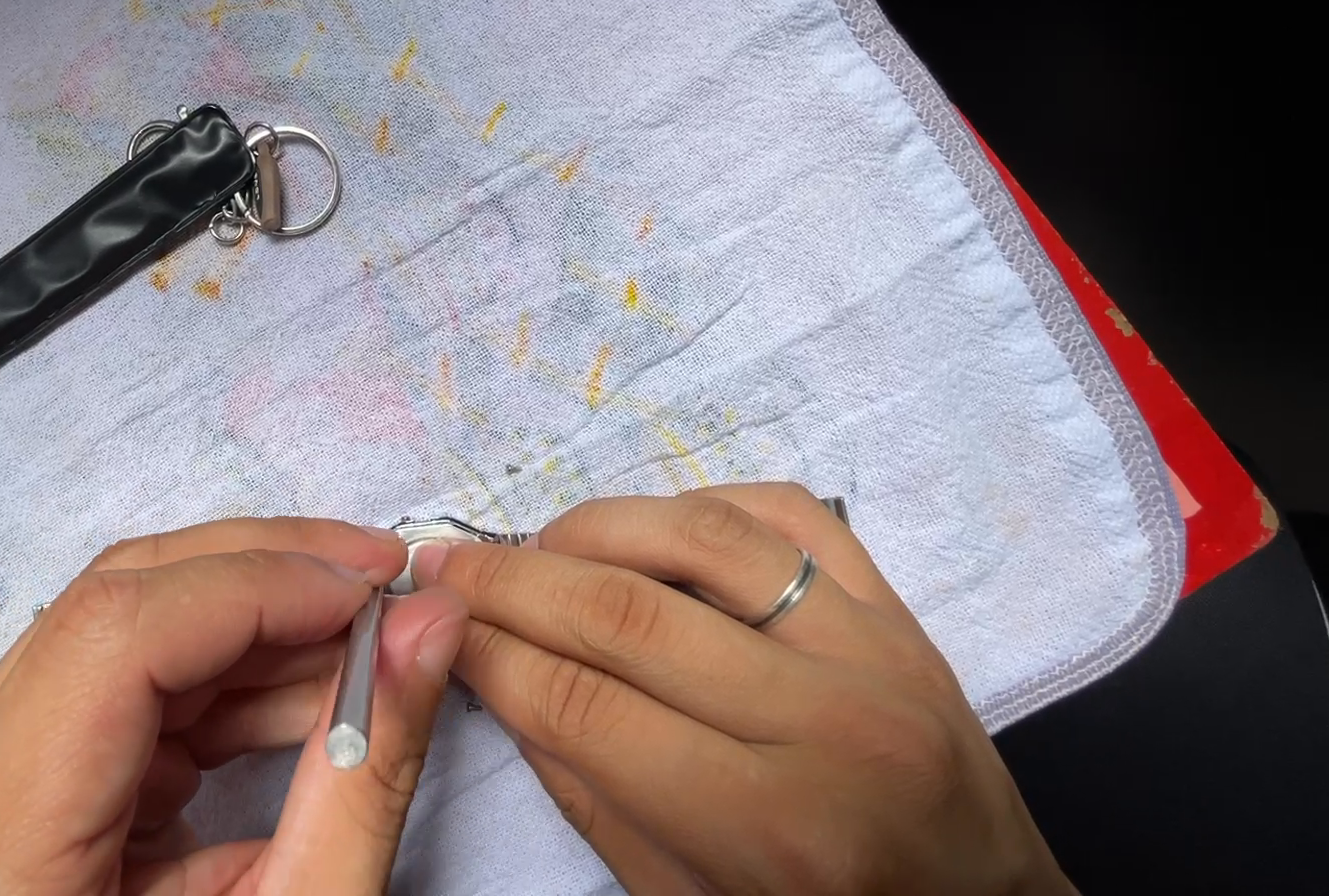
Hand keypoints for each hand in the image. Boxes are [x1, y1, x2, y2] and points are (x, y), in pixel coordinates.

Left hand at [0, 517, 468, 895]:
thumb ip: (367, 776)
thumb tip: (429, 623)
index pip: (112, 638)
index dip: (255, 586)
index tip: (373, 589)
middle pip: (113, 606)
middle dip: (267, 573)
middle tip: (382, 579)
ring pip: (122, 630)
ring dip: (258, 620)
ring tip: (366, 641)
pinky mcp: (17, 788)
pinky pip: (126, 689)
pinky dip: (230, 677)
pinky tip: (308, 696)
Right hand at [413, 485, 1074, 895]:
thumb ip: (580, 778)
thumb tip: (496, 664)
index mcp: (773, 827)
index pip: (581, 707)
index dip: (487, 652)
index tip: (431, 618)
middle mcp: (832, 722)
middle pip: (626, 611)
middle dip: (510, 578)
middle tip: (448, 559)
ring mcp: (878, 646)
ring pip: (701, 533)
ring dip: (592, 525)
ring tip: (539, 544)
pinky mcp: (898, 603)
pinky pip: (782, 507)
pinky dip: (694, 500)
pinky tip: (647, 528)